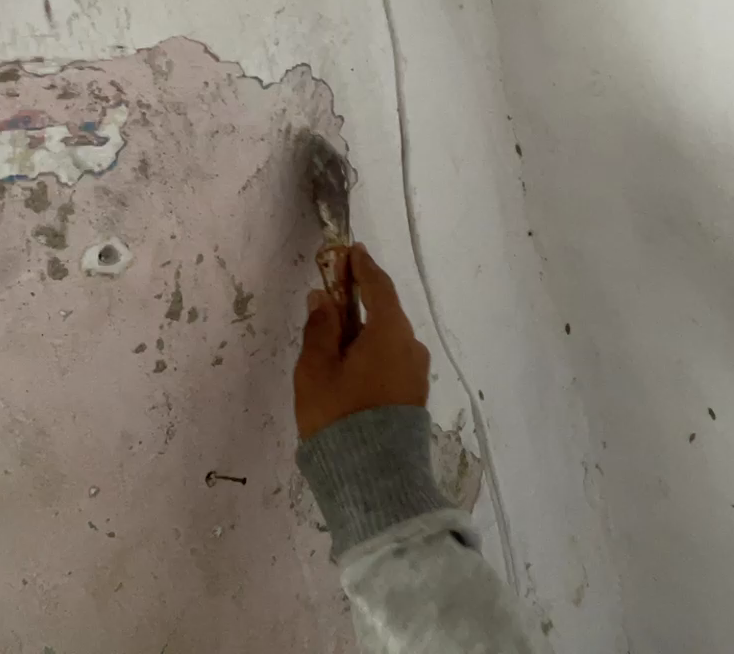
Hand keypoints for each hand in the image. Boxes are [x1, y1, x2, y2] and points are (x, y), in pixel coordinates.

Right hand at [293, 243, 430, 440]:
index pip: (378, 286)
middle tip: (332, 297)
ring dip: (365, 331)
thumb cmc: (339, 417)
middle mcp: (411, 346)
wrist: (375, 482)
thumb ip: (320, 329)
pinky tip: (351, 367)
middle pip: (385, 312)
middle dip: (360, 300)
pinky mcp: (415, 396)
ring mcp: (416, 373)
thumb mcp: (316, 370)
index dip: (363, 267)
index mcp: (390, 332)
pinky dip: (373, 352)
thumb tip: (323, 298)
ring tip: (334, 341)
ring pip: (388, 339)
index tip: (351, 251)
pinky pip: (392, 360)